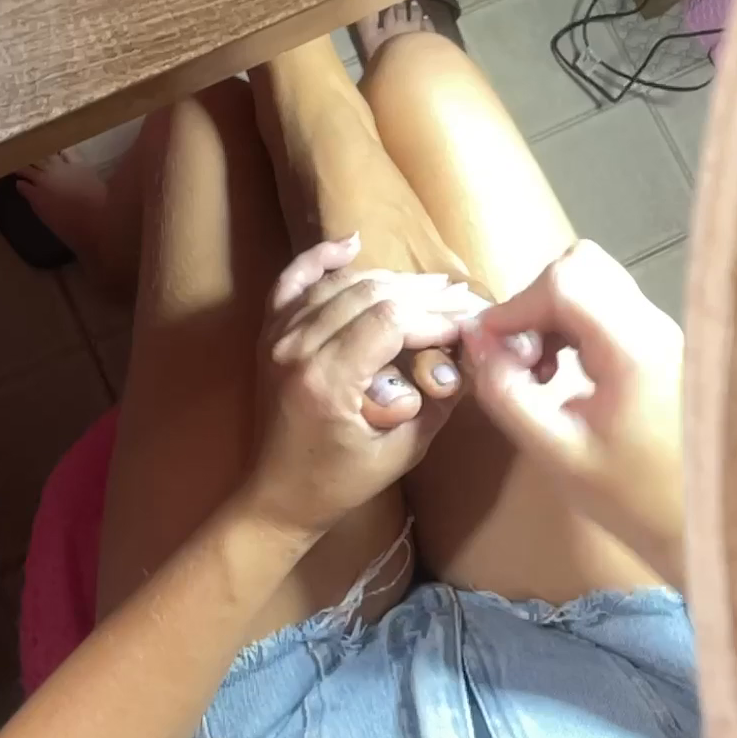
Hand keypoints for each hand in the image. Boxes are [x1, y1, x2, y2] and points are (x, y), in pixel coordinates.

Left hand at [242, 233, 484, 536]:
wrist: (278, 495)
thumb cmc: (341, 481)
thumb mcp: (402, 451)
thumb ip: (437, 400)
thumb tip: (467, 354)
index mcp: (327, 381)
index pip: (390, 321)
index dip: (435, 317)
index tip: (467, 323)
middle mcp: (297, 348)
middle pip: (369, 294)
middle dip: (421, 294)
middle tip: (459, 299)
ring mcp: (277, 336)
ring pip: (340, 284)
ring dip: (388, 279)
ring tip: (430, 286)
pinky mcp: (269, 332)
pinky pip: (293, 281)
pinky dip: (321, 258)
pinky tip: (353, 243)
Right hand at [459, 239, 685, 583]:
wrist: (714, 524)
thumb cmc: (636, 499)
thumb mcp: (555, 452)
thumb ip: (506, 392)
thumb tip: (476, 338)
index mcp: (634, 348)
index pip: (564, 281)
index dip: (515, 305)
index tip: (490, 345)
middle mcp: (653, 324)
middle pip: (581, 265)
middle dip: (534, 302)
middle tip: (521, 353)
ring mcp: (662, 330)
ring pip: (592, 279)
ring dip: (550, 312)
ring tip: (539, 367)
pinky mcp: (660, 342)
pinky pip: (604, 303)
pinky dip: (570, 322)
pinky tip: (563, 370)